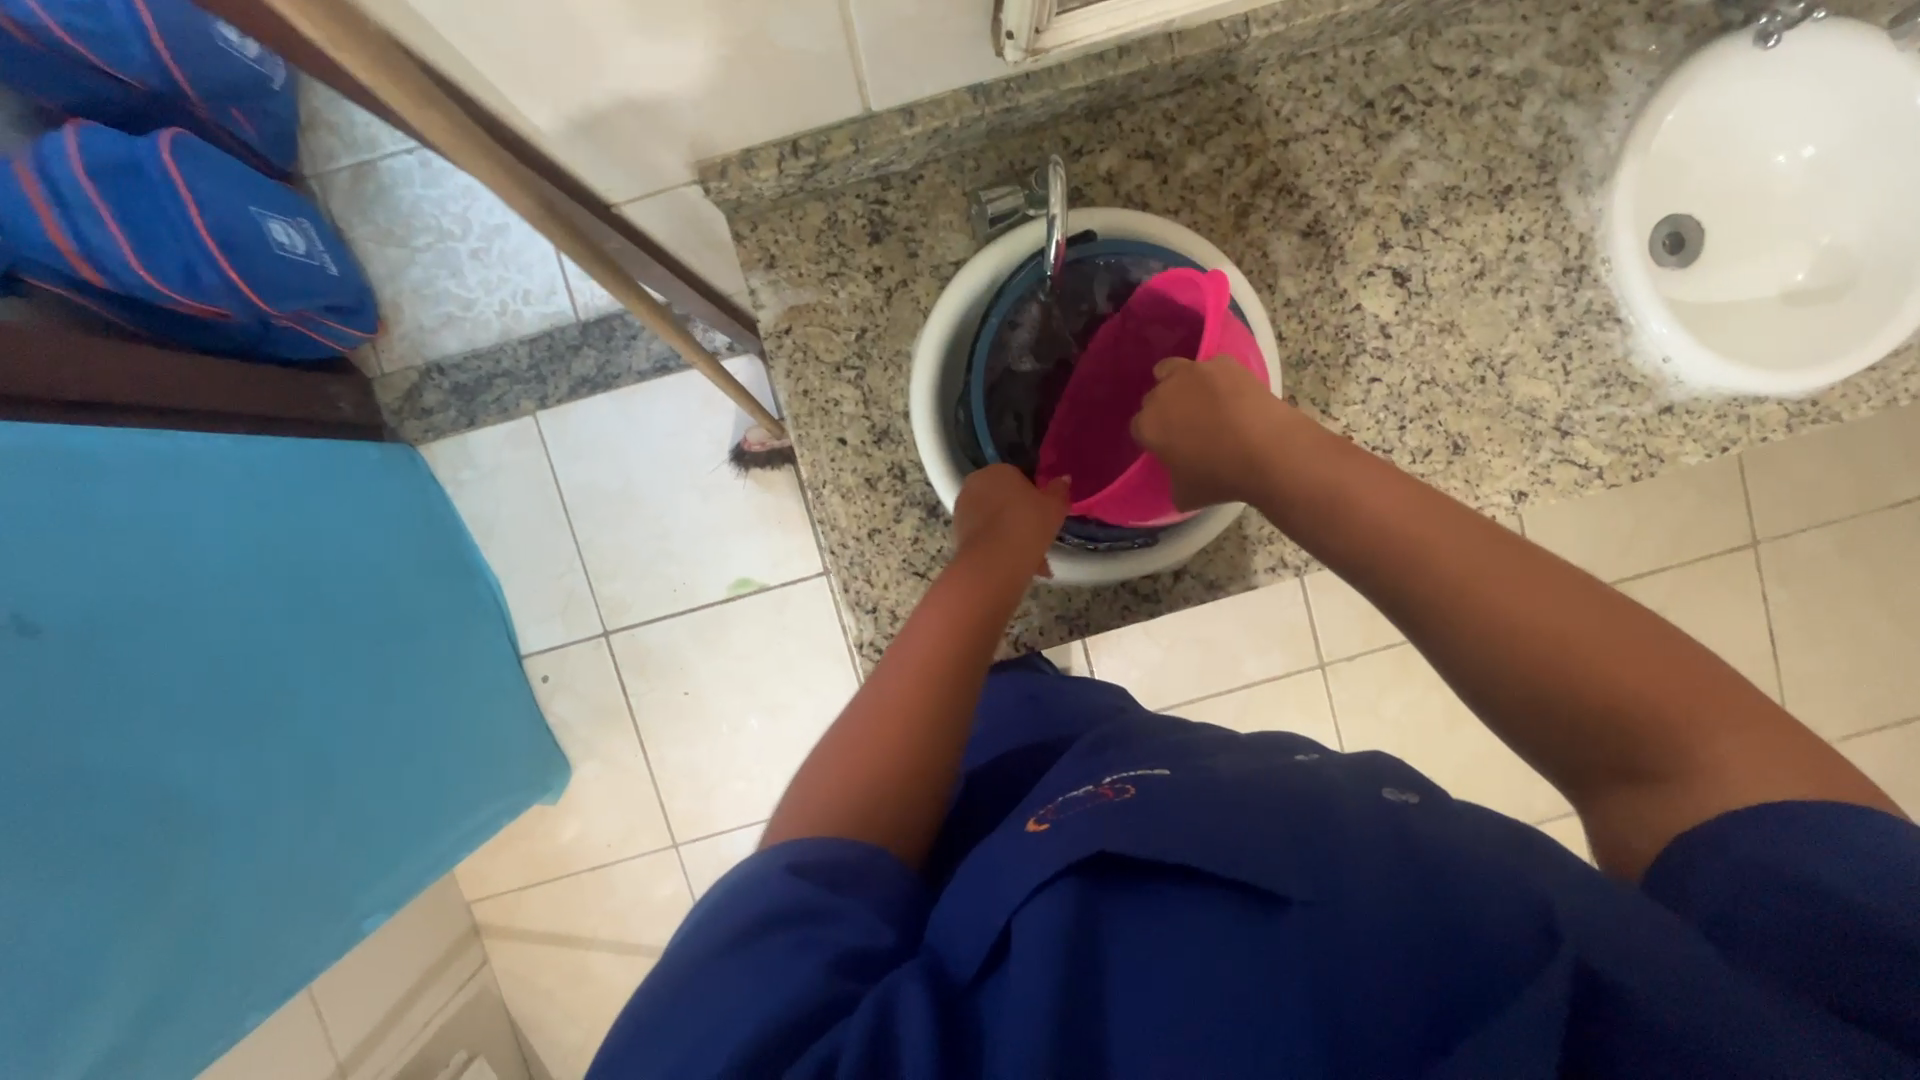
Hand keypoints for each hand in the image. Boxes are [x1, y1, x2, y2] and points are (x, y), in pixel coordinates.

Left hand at [953, 464, 1070, 579]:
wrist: (995, 561)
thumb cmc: (1028, 524)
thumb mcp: (1054, 506)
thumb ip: (1059, 490)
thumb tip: (1063, 480)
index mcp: (997, 471)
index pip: (1017, 478)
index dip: (1033, 497)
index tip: (1044, 514)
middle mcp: (974, 486)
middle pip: (1003, 501)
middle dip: (1020, 518)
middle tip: (1039, 537)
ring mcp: (962, 512)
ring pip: (994, 523)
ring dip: (1010, 537)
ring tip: (1033, 560)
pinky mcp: (957, 536)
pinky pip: (985, 539)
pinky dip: (999, 550)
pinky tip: (1018, 566)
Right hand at [1131, 357, 1291, 509]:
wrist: (1268, 451)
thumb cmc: (1221, 478)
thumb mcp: (1185, 495)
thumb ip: (1172, 480)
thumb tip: (1178, 476)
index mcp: (1148, 426)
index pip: (1139, 427)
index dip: (1153, 437)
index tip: (1168, 448)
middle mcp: (1162, 393)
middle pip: (1154, 397)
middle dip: (1166, 409)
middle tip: (1188, 427)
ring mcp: (1192, 373)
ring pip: (1173, 370)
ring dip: (1180, 383)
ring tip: (1202, 401)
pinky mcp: (1223, 363)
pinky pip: (1210, 367)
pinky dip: (1216, 378)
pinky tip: (1231, 394)